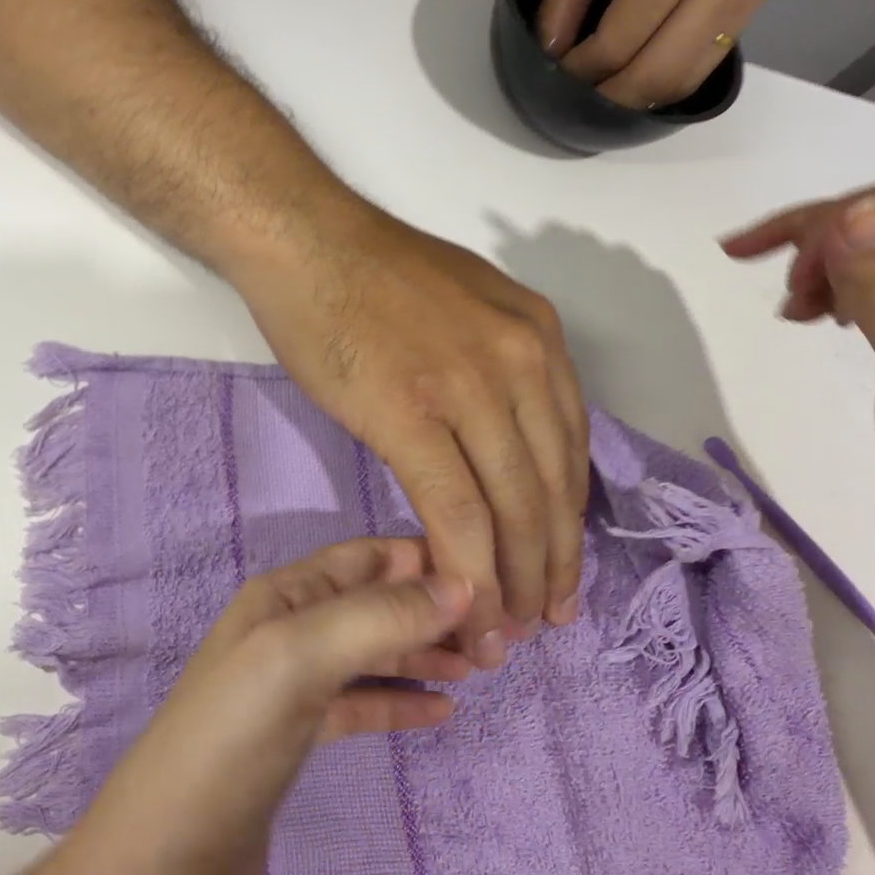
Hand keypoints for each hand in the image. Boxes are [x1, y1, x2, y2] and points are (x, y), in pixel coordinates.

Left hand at [20, 539, 473, 874]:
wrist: (170, 848)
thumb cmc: (232, 734)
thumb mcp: (299, 658)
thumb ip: (378, 617)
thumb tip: (464, 583)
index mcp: (287, 592)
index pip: (372, 555)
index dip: (431, 560)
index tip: (498, 580)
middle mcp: (292, 624)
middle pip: (379, 602)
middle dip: (439, 609)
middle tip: (505, 633)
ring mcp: (295, 681)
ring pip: (376, 651)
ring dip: (428, 651)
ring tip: (485, 666)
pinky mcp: (300, 732)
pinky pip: (364, 702)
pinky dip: (403, 701)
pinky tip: (444, 710)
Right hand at [233, 211, 589, 667]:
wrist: (304, 243)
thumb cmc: (367, 272)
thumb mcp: (460, 306)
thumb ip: (492, 366)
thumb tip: (492, 431)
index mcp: (536, 336)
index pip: (570, 450)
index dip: (568, 522)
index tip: (558, 566)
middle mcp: (522, 362)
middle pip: (552, 488)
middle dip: (552, 565)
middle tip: (546, 619)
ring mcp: (471, 389)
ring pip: (514, 510)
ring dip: (516, 581)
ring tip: (507, 630)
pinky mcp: (414, 417)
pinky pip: (456, 512)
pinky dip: (467, 571)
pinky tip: (466, 609)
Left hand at [538, 0, 778, 108]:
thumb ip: (561, 2)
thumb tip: (551, 61)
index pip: (620, 44)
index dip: (581, 72)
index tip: (556, 76)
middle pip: (660, 73)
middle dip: (612, 97)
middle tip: (579, 101)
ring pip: (689, 77)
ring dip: (642, 97)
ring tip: (607, 92)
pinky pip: (711, 59)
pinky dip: (671, 77)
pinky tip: (641, 73)